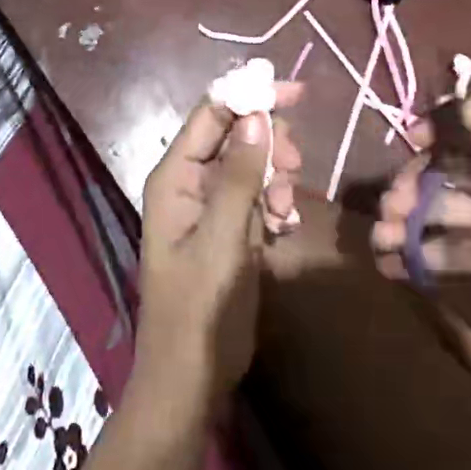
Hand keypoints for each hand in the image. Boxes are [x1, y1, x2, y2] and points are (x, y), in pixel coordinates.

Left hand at [136, 90, 302, 403]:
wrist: (193, 377)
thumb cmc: (199, 306)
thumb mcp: (223, 237)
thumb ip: (240, 175)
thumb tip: (256, 114)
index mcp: (175, 176)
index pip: (211, 114)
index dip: (250, 95)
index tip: (295, 91)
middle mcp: (190, 182)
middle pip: (236, 134)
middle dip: (270, 144)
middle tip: (294, 167)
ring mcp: (211, 205)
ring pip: (253, 163)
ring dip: (277, 177)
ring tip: (283, 211)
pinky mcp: (230, 227)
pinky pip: (259, 194)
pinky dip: (276, 202)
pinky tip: (285, 224)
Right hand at [372, 99, 470, 383]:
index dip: (454, 121)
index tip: (417, 136)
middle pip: (458, 165)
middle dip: (420, 178)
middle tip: (391, 206)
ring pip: (447, 210)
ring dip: (410, 218)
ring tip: (381, 240)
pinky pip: (451, 255)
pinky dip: (420, 257)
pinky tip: (392, 266)